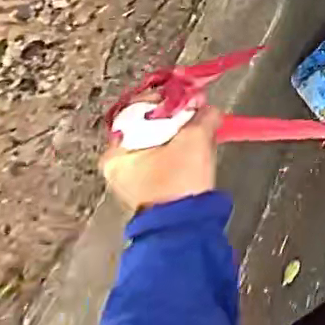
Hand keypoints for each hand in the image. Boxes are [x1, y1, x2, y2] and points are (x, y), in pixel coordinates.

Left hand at [100, 105, 220, 212]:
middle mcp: (118, 166)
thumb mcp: (195, 138)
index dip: (165, 98)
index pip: (137, 109)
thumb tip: (209, 107)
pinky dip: (177, 149)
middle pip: (147, 125)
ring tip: (199, 125)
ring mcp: (132, 180)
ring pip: (156, 141)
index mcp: (116, 152)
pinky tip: (195, 145)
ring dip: (178, 132)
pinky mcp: (149, 190)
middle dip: (174, 116)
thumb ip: (203, 115)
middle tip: (194, 109)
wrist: (186, 228)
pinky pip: (162, 158)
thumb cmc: (180, 181)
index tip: (185, 96)